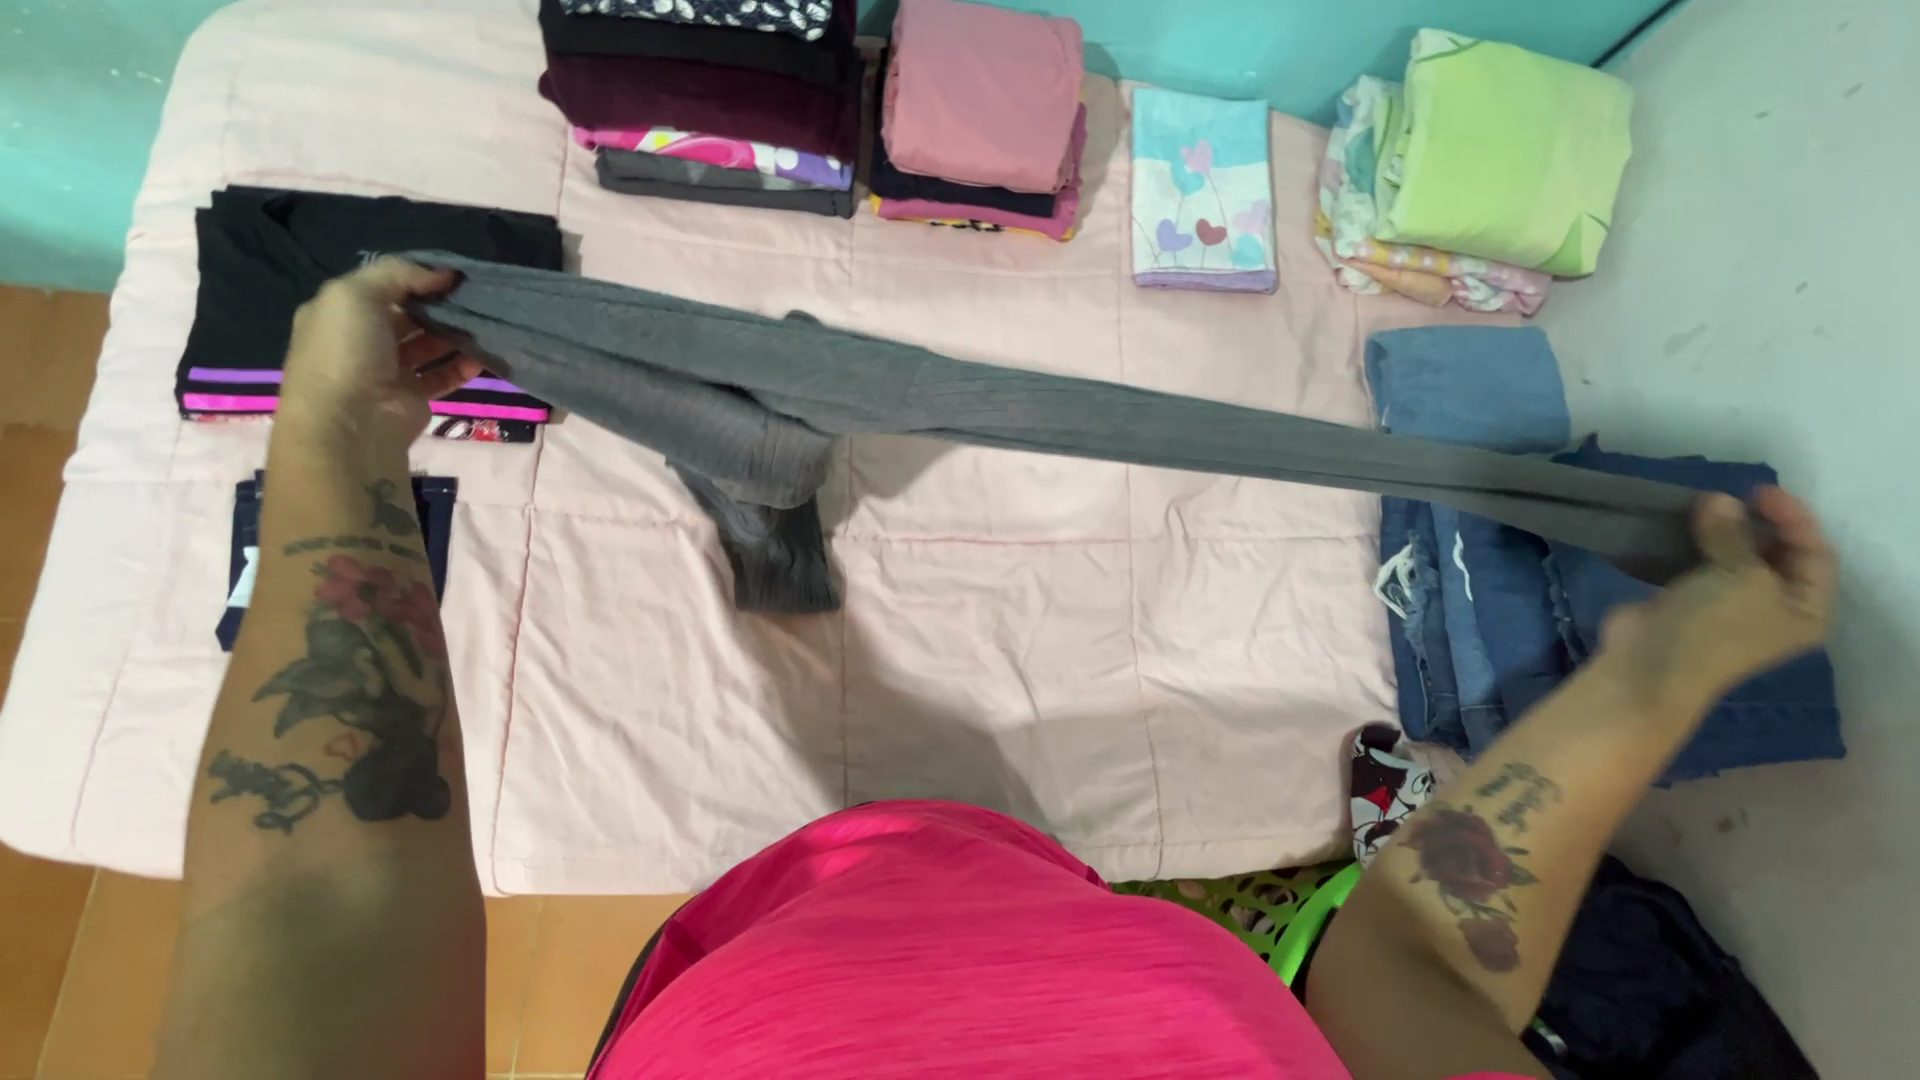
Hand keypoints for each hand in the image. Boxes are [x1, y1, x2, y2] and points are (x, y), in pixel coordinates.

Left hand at [278, 259, 483, 450]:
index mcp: (340, 312)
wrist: (351, 419)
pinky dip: (462, 367)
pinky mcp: (413, 396)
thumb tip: (445, 272)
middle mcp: (363, 340)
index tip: (453, 277)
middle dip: (440, 307)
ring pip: (428, 346)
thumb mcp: (357, 294)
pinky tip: (480, 358)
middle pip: (409, 316)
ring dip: (455, 336)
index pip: (383, 287)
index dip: (416, 279)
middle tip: (475, 301)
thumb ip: (399, 274)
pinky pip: (442, 376)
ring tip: (483, 327)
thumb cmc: (346, 350)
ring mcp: (388, 370)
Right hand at [1600, 487, 1836, 711]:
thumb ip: (1732, 535)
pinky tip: (1672, 531)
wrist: (1648, 664)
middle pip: (1772, 554)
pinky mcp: (1681, 601)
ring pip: (1728, 558)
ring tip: (1698, 509)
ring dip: (1715, 533)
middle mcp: (1770, 606)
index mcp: (1804, 608)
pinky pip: (1691, 567)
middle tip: (1726, 499)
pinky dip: (1684, 547)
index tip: (1758, 491)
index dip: (1793, 518)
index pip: (1813, 553)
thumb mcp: (1740, 577)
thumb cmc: (1713, 626)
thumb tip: (1718, 500)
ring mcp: (1723, 605)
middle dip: (1752, 524)